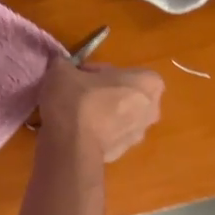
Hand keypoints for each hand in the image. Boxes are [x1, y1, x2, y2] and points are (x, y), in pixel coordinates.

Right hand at [36, 59, 162, 162]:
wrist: (72, 144)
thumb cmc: (76, 100)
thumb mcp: (61, 71)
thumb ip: (64, 64)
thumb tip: (62, 64)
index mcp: (147, 80)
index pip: (115, 71)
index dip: (89, 73)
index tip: (72, 79)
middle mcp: (153, 105)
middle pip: (121, 94)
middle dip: (101, 94)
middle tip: (74, 96)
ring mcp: (141, 131)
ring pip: (117, 116)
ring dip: (99, 114)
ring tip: (72, 116)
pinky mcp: (124, 150)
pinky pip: (108, 135)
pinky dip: (95, 132)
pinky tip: (74, 132)